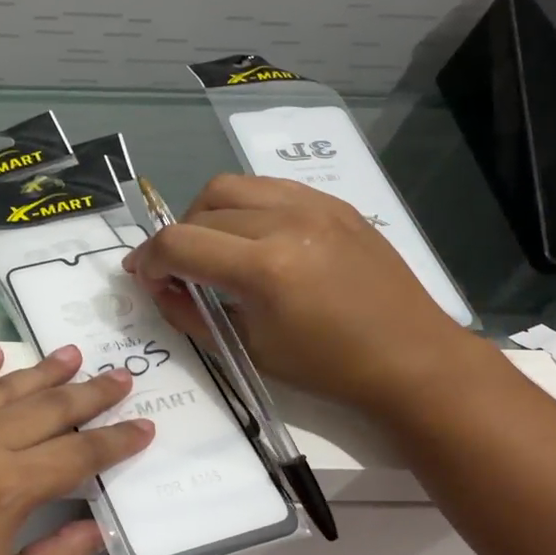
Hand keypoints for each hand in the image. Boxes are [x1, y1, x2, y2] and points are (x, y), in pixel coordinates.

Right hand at [123, 174, 486, 415]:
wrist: (411, 358)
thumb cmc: (325, 367)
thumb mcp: (245, 349)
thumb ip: (189, 313)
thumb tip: (158, 287)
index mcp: (264, 269)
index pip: (178, 243)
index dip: (149, 261)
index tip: (144, 279)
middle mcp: (287, 223)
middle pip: (200, 211)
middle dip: (174, 241)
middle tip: (175, 273)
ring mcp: (314, 206)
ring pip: (230, 186)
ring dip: (204, 214)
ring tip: (210, 247)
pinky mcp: (334, 203)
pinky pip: (268, 187)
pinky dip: (243, 206)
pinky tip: (249, 236)